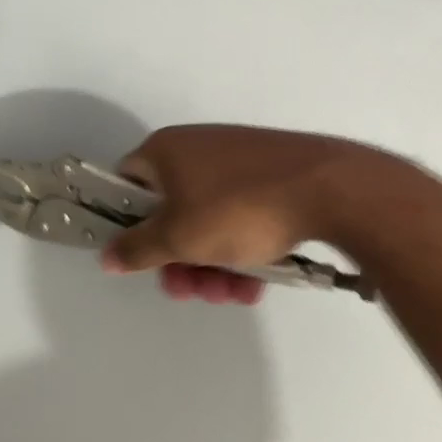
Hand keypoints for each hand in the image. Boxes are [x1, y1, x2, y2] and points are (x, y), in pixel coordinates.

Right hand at [98, 124, 380, 303]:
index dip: (129, 222)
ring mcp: (239, 159)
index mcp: (164, 150)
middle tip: (192, 290)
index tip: (145, 255)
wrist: (335, 190)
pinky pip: (243, 214)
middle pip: (170, 210)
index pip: (127, 184)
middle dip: (179, 258)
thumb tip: (106, 257)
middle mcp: (197, 147)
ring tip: (231, 294)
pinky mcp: (275, 174)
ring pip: (209, 218)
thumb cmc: (238, 209)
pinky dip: (242, 247)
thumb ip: (137, 249)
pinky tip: (258, 282)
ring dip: (212, 262)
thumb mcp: (178, 239)